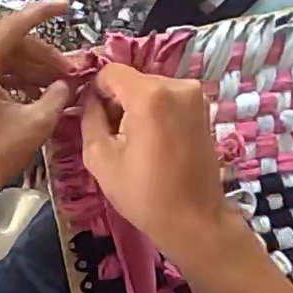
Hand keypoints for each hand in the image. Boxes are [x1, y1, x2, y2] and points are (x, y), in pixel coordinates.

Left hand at [0, 0, 74, 209]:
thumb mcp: (33, 124)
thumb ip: (56, 96)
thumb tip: (68, 83)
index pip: (13, 27)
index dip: (42, 14)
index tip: (65, 6)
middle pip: (10, 46)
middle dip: (44, 56)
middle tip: (71, 71)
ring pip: (3, 61)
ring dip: (32, 70)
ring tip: (61, 85)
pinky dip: (17, 81)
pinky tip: (40, 94)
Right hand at [80, 63, 248, 266]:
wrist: (194, 221)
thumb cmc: (143, 194)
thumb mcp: (99, 158)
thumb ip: (88, 118)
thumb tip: (89, 99)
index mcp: (150, 95)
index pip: (110, 72)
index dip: (96, 91)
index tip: (93, 117)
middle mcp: (177, 86)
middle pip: (131, 80)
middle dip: (117, 102)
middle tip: (114, 137)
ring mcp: (195, 96)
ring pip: (149, 89)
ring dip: (136, 108)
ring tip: (135, 143)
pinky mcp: (204, 109)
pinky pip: (167, 99)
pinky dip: (155, 113)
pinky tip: (153, 142)